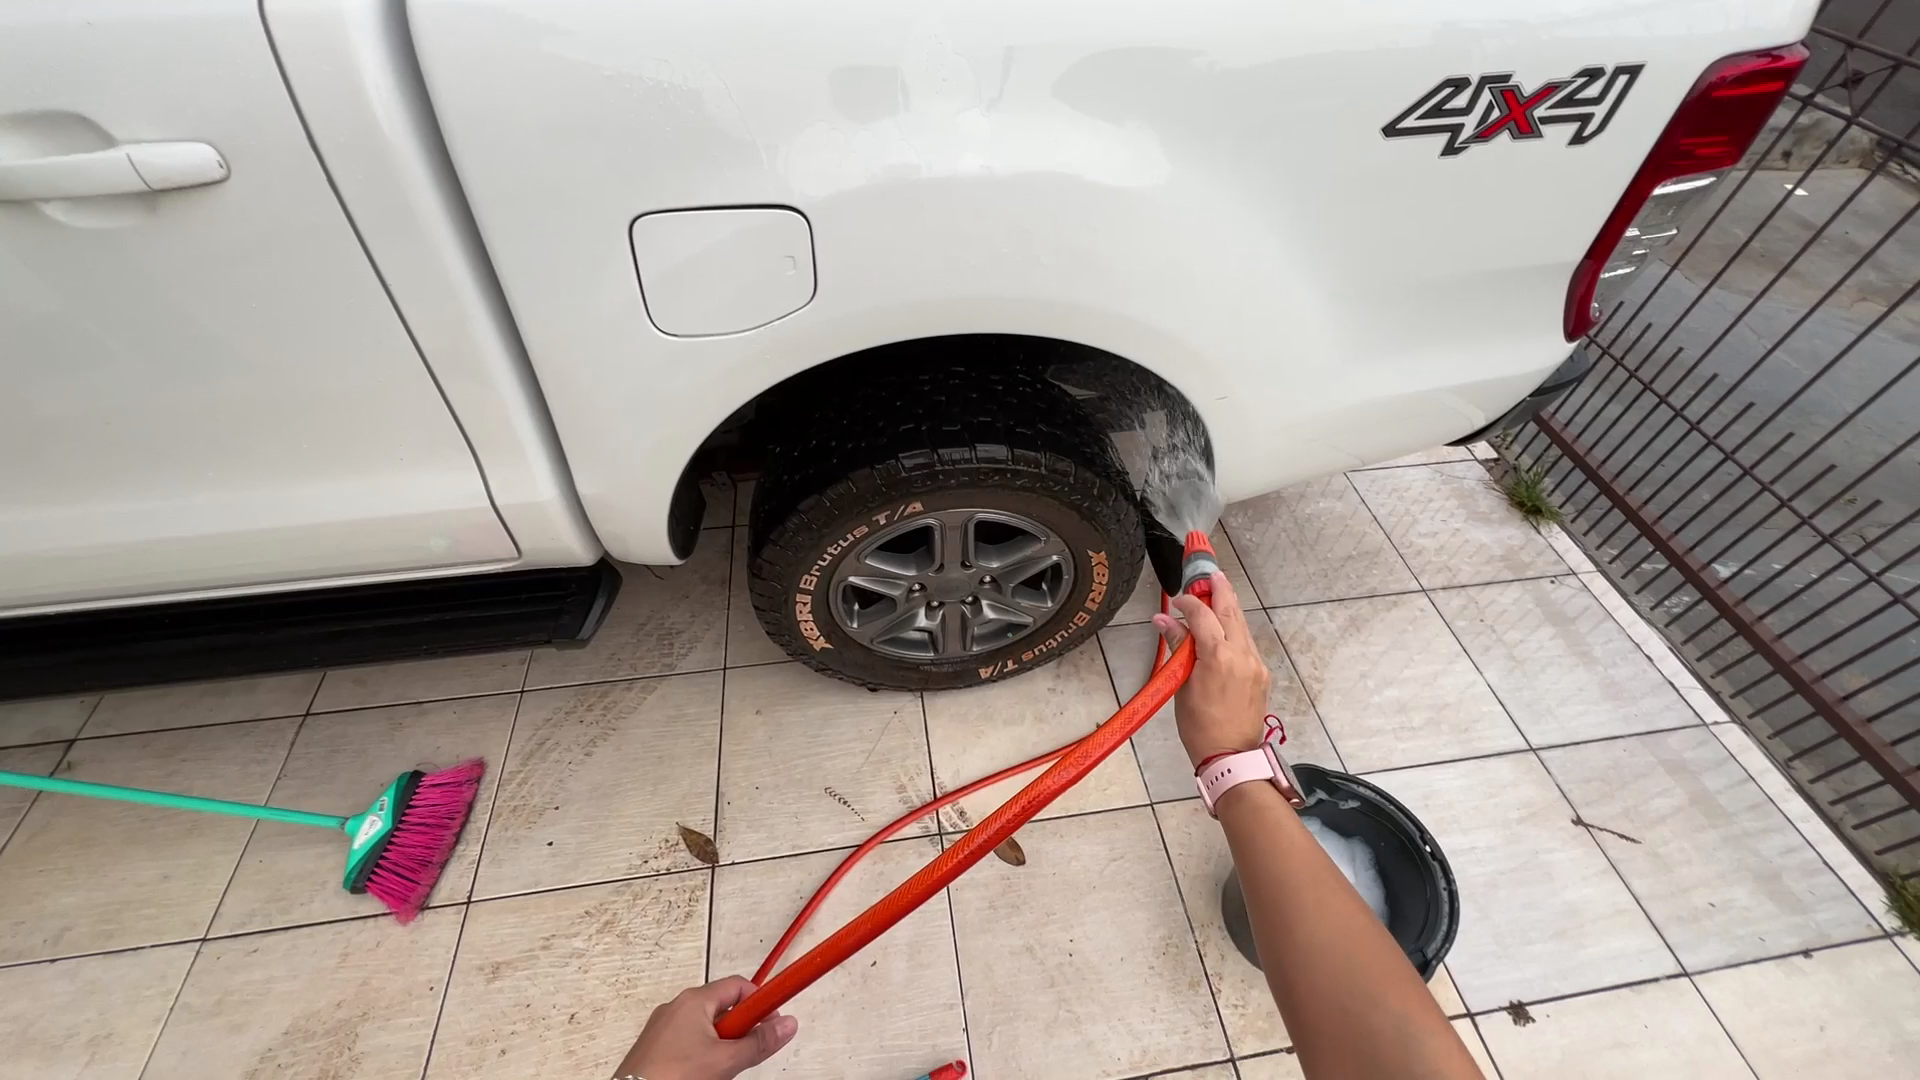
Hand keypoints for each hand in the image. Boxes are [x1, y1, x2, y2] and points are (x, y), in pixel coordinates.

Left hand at [612, 976, 798, 1079]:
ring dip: (720, 1047)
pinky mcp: (651, 1050)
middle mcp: (676, 1007)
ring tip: (720, 1073)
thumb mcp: (724, 1061)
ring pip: (705, 1030)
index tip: (771, 1023)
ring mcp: (661, 1029)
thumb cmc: (673, 1076)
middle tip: (744, 1055)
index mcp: (694, 999)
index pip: (738, 986)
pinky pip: (686, 1044)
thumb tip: (789, 1024)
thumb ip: (758, 1043)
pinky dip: (700, 1056)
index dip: (759, 1002)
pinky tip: (701, 1076)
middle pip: (722, 1008)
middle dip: (738, 1031)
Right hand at [1153, 573, 1270, 767]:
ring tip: (1215, 594)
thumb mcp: (1181, 684)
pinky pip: (1246, 642)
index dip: (1190, 602)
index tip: (1178, 599)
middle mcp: (1242, 654)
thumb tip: (1163, 620)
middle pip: (1231, 611)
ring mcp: (1255, 663)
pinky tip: (1223, 628)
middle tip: (1209, 573)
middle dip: (1220, 590)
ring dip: (1228, 607)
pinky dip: (1233, 629)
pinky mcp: (1261, 673)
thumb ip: (1178, 647)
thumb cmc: (1198, 724)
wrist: (1231, 756)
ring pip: (1242, 625)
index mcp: (1218, 656)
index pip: (1203, 616)